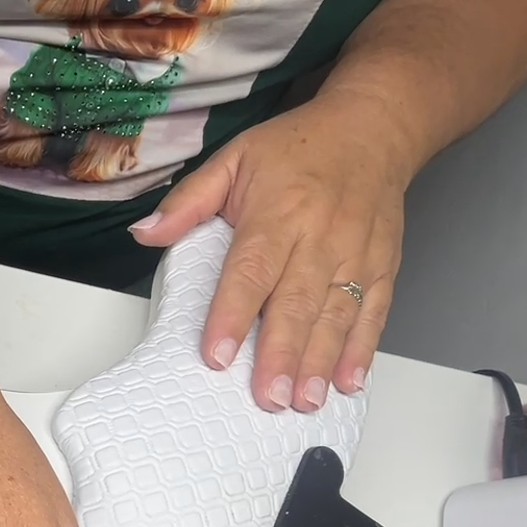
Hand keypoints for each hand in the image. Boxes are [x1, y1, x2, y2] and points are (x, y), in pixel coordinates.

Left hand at [130, 90, 417, 412]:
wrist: (375, 125)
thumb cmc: (299, 148)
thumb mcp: (233, 160)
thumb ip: (187, 202)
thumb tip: (145, 231)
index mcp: (278, 214)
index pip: (250, 272)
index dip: (232, 316)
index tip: (216, 354)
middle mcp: (320, 237)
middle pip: (296, 304)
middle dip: (280, 355)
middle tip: (268, 397)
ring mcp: (355, 254)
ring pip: (336, 316)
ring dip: (320, 363)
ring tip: (304, 401)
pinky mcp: (381, 266)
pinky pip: (373, 312)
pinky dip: (361, 350)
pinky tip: (348, 382)